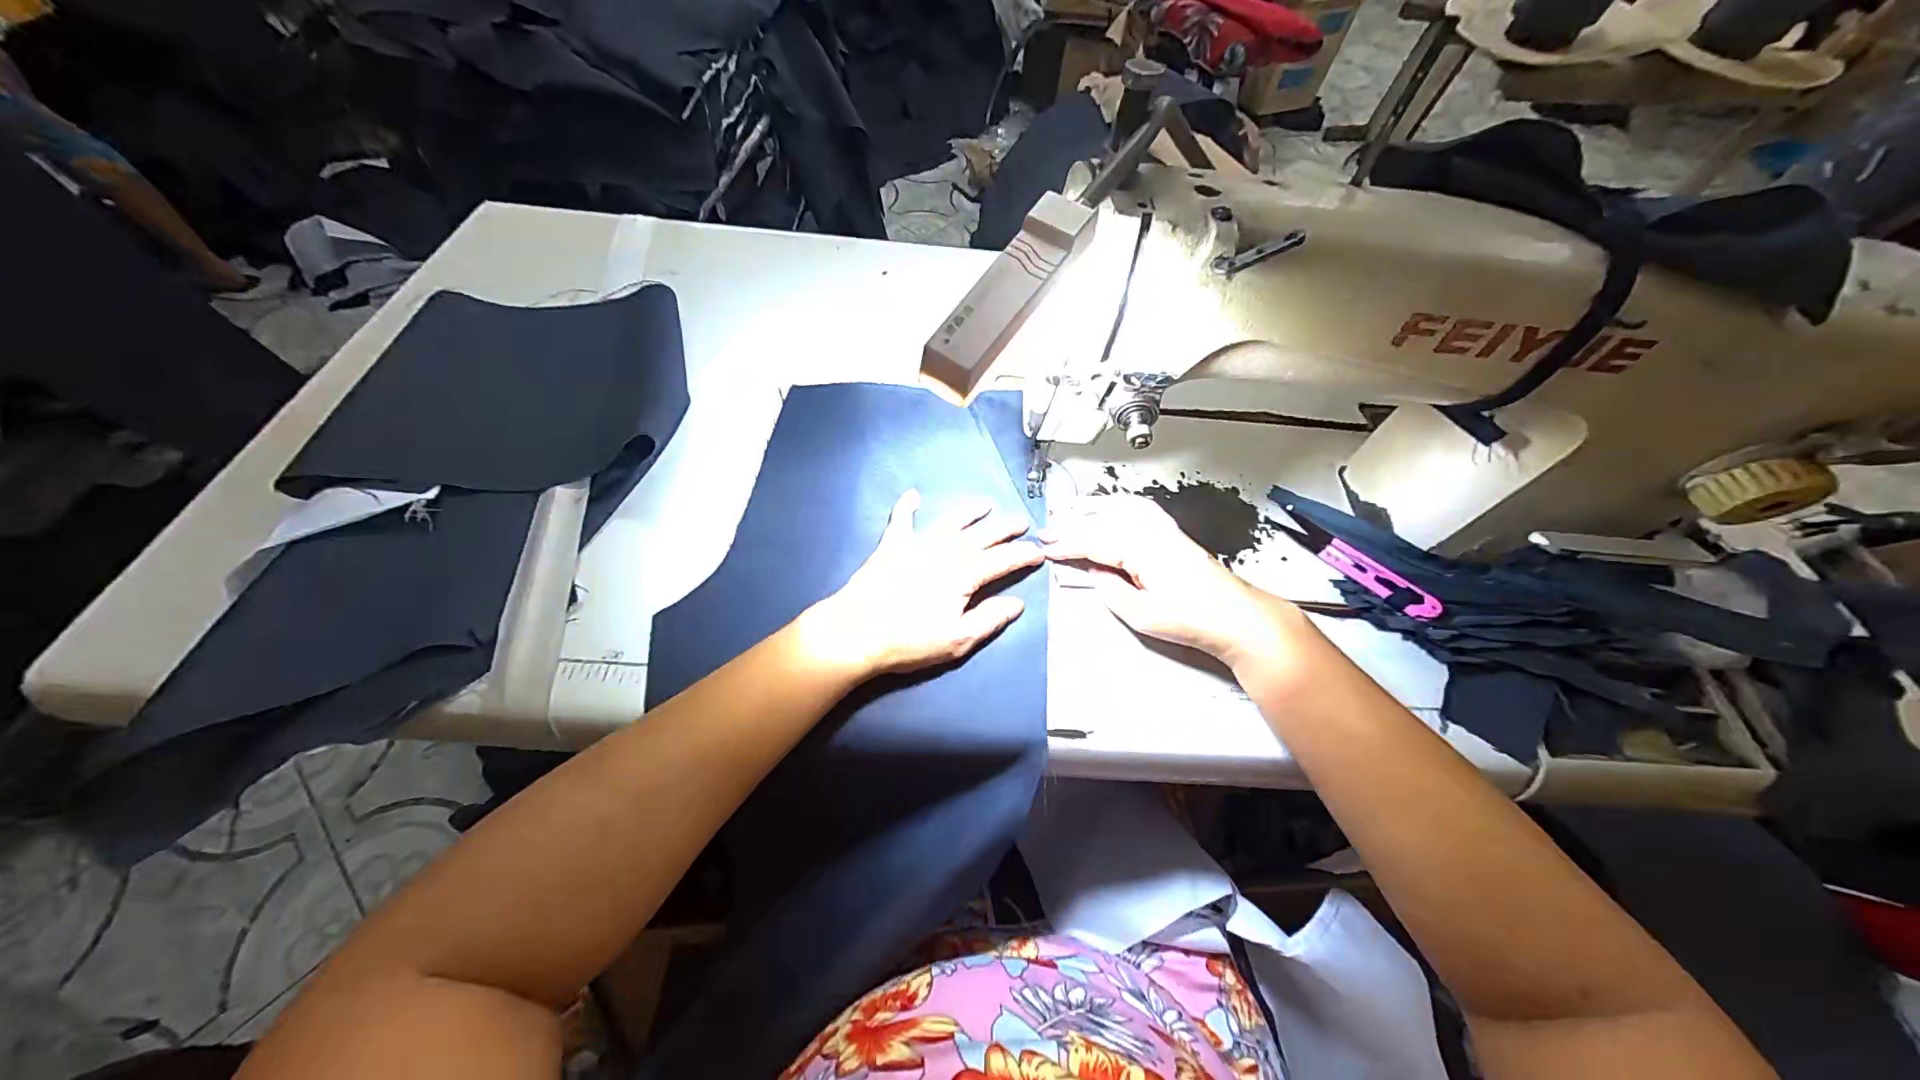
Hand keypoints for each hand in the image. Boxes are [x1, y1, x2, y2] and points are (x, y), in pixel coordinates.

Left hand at [798, 490, 1042, 677]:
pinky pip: (901, 521)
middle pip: (982, 536)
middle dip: (1005, 529)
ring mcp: (916, 546)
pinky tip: (912, 495)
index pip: (1003, 560)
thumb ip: (989, 619)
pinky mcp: (890, 547)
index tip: (1038, 552)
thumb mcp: (957, 639)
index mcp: (964, 575)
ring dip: (969, 513)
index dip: (1023, 555)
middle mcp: (944, 552)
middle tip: (1021, 522)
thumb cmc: (909, 641)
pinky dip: (906, 507)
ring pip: (949, 522)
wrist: (856, 632)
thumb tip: (1015, 604)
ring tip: (984, 505)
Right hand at [1040, 495, 1299, 670]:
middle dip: (1073, 525)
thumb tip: (1096, 576)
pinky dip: (1121, 507)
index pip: (1093, 542)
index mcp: (1140, 548)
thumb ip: (1111, 591)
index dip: (1066, 545)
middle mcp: (1153, 532)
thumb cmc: (1197, 618)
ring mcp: (1167, 531)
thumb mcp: (1141, 614)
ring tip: (1073, 513)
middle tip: (1050, 531)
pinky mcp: (1176, 536)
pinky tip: (1116, 509)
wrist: (1238, 618)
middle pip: (1104, 522)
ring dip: (1094, 512)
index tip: (1047, 548)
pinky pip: (1141, 510)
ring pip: (1121, 510)